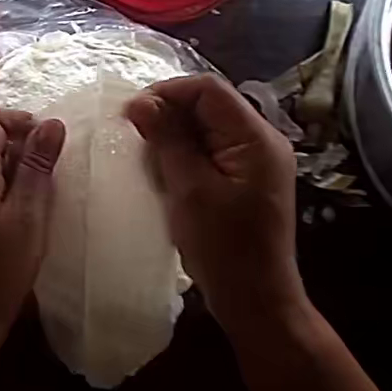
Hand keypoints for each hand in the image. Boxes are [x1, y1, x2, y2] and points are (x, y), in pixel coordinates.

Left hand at [0, 108, 65, 355]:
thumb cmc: (4, 264)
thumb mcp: (29, 213)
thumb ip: (38, 165)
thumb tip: (51, 123)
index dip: (22, 121)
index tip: (50, 142)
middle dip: (22, 140)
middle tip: (51, 165)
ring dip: (19, 161)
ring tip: (45, 183)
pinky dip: (11, 179)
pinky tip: (30, 200)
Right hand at [124, 74, 300, 327]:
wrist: (256, 300)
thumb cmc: (223, 248)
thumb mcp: (189, 190)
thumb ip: (168, 140)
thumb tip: (141, 102)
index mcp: (256, 139)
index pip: (208, 90)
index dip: (166, 93)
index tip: (130, 115)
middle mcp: (261, 141)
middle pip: (209, 105)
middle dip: (168, 113)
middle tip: (133, 135)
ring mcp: (255, 161)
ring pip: (207, 127)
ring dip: (173, 134)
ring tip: (145, 153)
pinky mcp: (245, 178)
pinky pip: (210, 149)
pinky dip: (184, 153)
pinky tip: (163, 170)